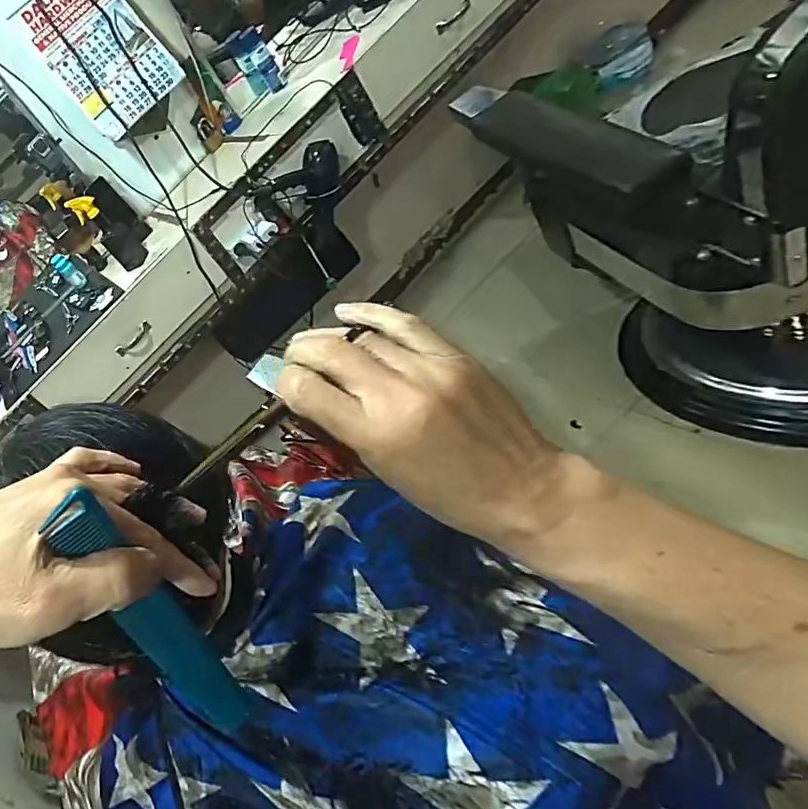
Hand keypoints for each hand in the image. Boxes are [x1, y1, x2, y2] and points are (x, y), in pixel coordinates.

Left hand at [0, 449, 216, 679]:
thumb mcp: (53, 601)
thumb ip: (113, 578)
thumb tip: (157, 563)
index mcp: (74, 500)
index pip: (141, 533)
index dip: (176, 562)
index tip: (203, 584)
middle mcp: (63, 479)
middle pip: (130, 499)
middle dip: (164, 525)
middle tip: (190, 548)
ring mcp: (42, 479)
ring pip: (107, 477)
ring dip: (140, 495)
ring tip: (162, 511)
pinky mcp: (25, 489)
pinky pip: (79, 467)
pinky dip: (106, 470)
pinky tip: (111, 475)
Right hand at [280, 303, 607, 552]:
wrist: (522, 487)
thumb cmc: (446, 495)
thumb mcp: (383, 470)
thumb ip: (344, 427)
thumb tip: (311, 393)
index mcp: (374, 434)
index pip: (307, 389)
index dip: (286, 381)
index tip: (284, 383)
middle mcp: (396, 394)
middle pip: (329, 352)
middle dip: (301, 352)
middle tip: (293, 357)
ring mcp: (427, 369)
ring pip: (362, 336)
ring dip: (332, 337)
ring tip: (318, 342)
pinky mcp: (452, 354)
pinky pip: (402, 322)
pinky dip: (370, 314)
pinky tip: (349, 313)